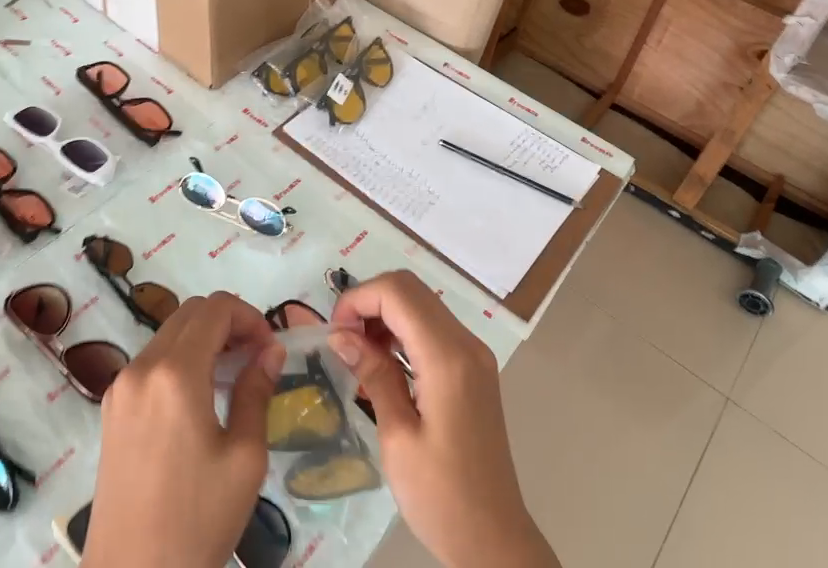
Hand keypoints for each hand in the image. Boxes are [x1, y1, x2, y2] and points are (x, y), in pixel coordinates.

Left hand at [82, 292, 284, 567]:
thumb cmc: (197, 519)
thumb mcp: (245, 457)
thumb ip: (257, 393)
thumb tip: (269, 353)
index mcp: (174, 373)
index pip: (215, 308)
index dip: (250, 316)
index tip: (271, 349)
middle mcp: (141, 368)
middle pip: (189, 313)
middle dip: (229, 323)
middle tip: (258, 358)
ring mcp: (120, 388)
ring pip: (169, 335)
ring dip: (205, 341)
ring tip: (235, 379)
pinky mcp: (112, 410)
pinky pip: (152, 363)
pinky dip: (182, 361)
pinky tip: (203, 398)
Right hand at [330, 272, 557, 567]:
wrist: (492, 537)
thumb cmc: (440, 494)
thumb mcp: (397, 435)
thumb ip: (373, 374)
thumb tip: (341, 334)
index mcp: (448, 358)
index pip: (398, 292)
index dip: (358, 299)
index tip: (335, 335)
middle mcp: (467, 344)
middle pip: (411, 289)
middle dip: (369, 303)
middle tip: (343, 343)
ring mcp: (474, 356)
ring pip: (422, 305)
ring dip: (385, 317)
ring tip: (359, 359)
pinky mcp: (473, 370)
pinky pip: (433, 330)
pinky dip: (403, 334)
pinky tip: (383, 368)